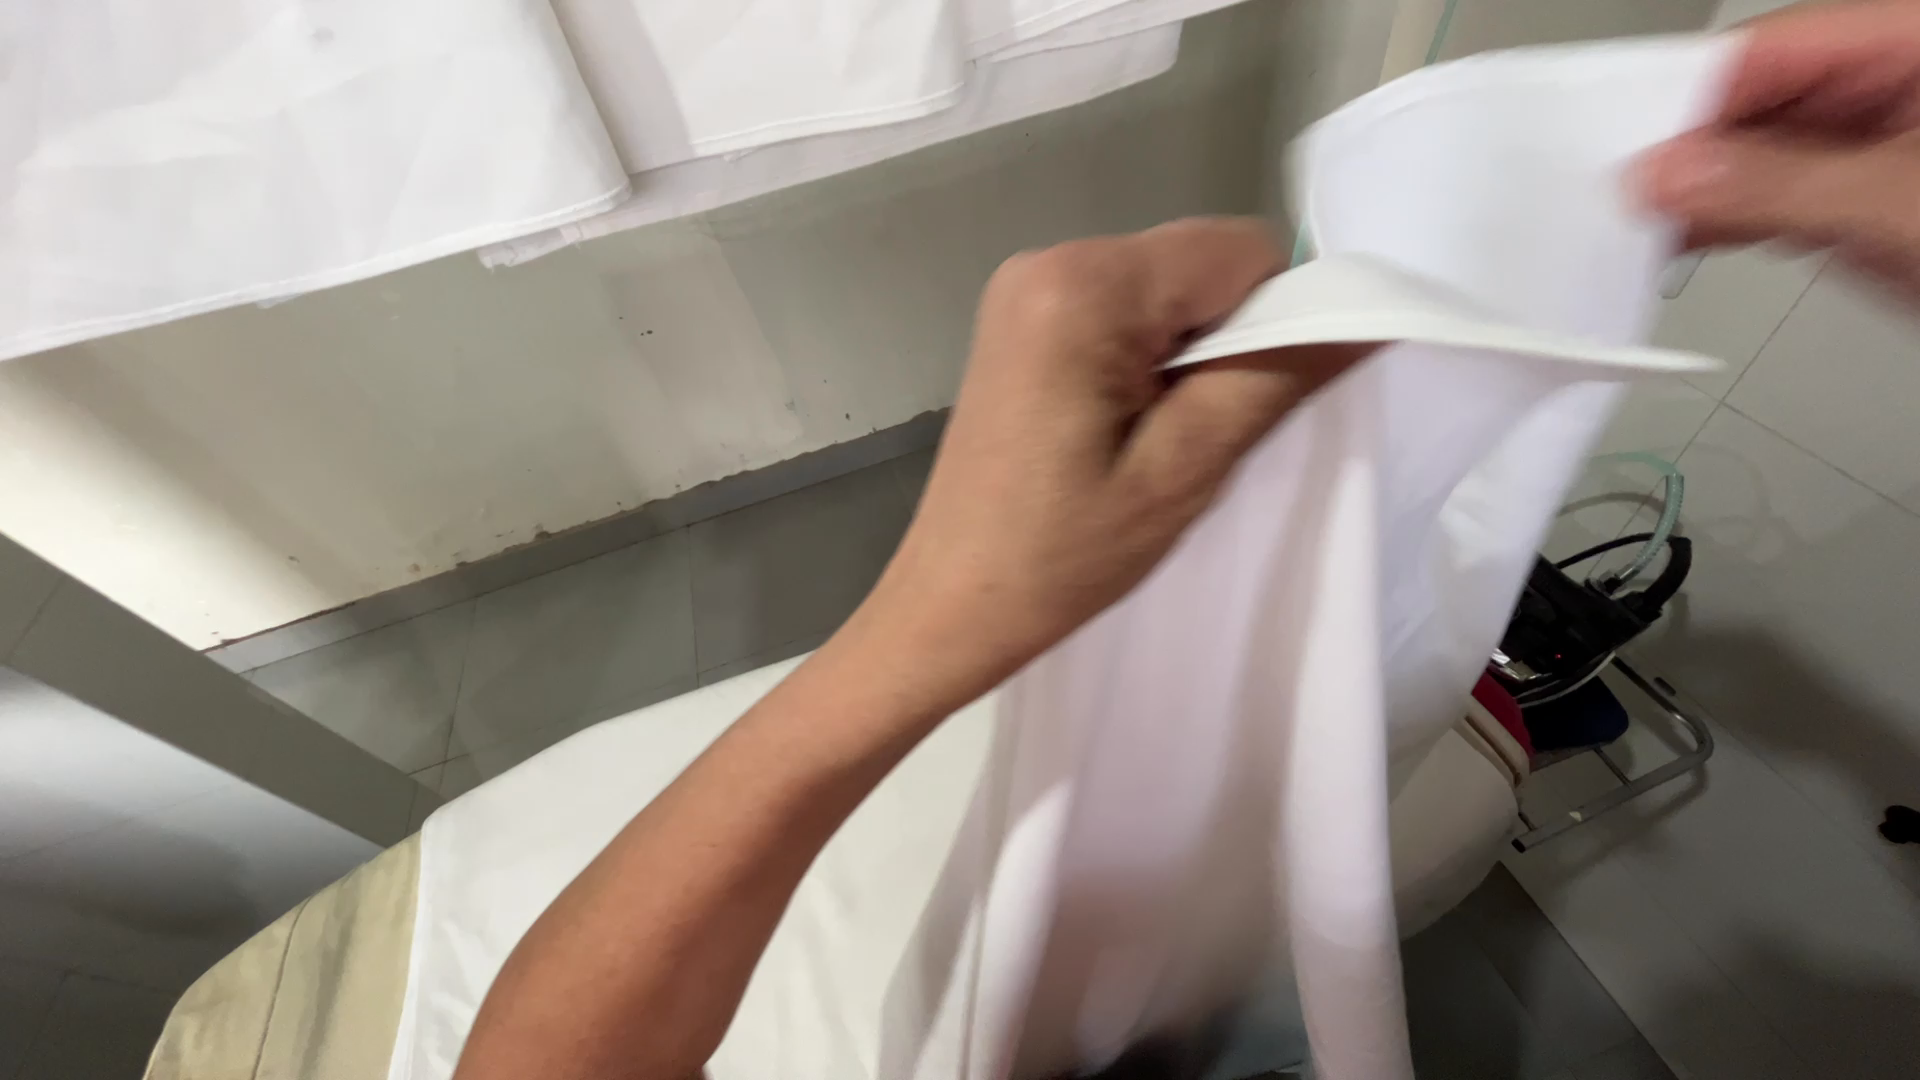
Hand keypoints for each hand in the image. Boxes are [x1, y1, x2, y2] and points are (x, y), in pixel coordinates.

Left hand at [846, 218, 1362, 711]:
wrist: (952, 601)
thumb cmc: (1058, 556)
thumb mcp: (1181, 473)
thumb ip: (1274, 378)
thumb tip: (1366, 312)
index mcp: (1082, 285)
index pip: (1239, 251)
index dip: (1273, 321)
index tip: (1242, 407)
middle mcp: (1044, 261)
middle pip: (1196, 266)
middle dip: (1220, 342)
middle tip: (1184, 438)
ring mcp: (1021, 292)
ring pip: (1161, 293)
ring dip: (1180, 358)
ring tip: (1142, 442)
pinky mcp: (1016, 327)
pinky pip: (1116, 316)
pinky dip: (1139, 361)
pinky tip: (1112, 428)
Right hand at [1635, 0, 1919, 300]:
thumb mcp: (1902, 204)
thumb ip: (1780, 184)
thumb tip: (1663, 173)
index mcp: (1919, 49)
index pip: (1769, 53)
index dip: (1683, 98)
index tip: (1615, 152)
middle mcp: (1885, 87)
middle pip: (1741, 103)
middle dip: (1671, 154)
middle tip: (1609, 201)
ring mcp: (1856, 146)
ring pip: (1734, 157)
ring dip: (1679, 198)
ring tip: (1627, 232)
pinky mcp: (1835, 196)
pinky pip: (1747, 199)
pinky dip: (1700, 226)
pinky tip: (1663, 248)